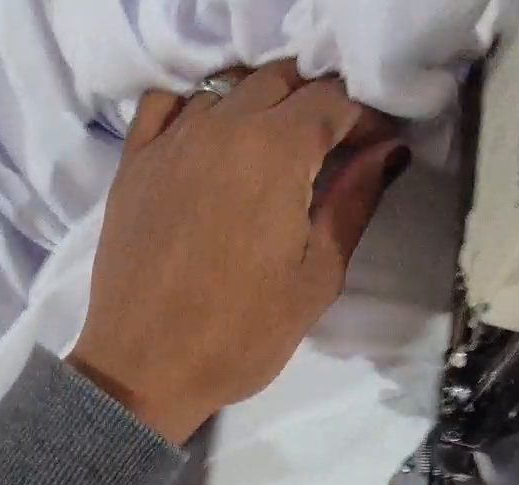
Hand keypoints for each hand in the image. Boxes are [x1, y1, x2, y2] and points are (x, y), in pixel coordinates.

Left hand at [72, 60, 409, 443]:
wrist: (144, 370)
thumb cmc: (237, 337)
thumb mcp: (315, 280)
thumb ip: (353, 205)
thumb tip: (386, 151)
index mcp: (275, 152)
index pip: (332, 99)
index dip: (362, 119)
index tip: (372, 151)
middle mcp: (220, 129)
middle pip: (278, 82)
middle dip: (312, 105)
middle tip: (324, 152)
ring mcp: (169, 143)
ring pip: (223, 90)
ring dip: (256, 107)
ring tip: (267, 153)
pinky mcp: (131, 167)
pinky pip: (163, 107)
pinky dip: (191, 109)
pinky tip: (205, 143)